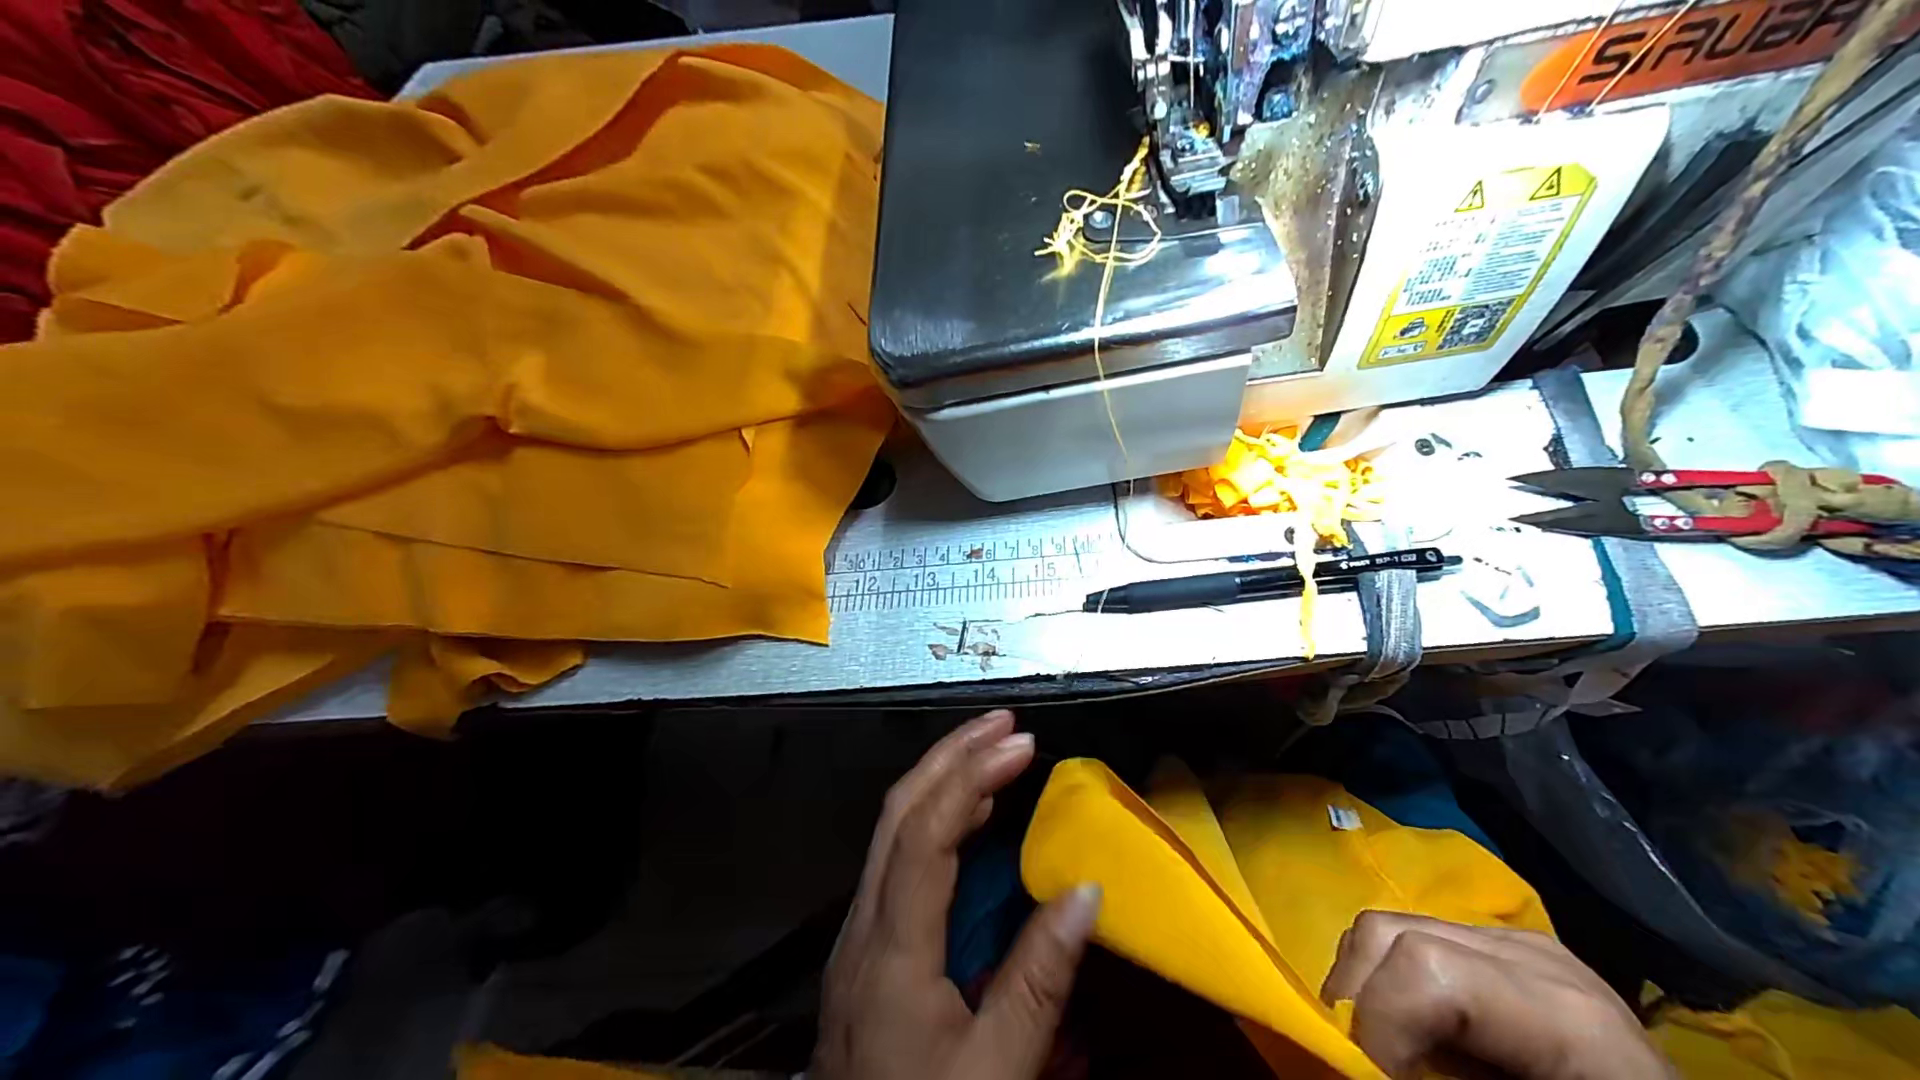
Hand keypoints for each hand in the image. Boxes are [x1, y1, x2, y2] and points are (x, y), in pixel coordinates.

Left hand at [812, 710, 1101, 1079]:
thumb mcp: (997, 1071)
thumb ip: (1040, 979)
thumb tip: (1087, 890)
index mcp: (891, 952)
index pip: (924, 835)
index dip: (972, 778)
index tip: (1021, 744)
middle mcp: (864, 925)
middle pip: (897, 812)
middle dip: (950, 755)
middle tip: (1002, 724)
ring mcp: (859, 932)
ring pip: (892, 828)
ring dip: (942, 779)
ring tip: (994, 753)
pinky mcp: (868, 945)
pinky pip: (898, 857)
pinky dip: (937, 819)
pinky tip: (971, 819)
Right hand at [1322, 912, 1675, 1079]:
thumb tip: (1361, 1069)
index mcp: (1563, 1014)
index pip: (1424, 967)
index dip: (1376, 1021)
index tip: (1366, 1076)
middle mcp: (1530, 955)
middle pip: (1388, 934)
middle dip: (1354, 1000)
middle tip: (1360, 1063)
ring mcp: (1514, 942)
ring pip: (1387, 928)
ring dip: (1364, 989)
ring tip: (1386, 1051)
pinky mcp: (1501, 947)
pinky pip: (1412, 939)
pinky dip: (1389, 983)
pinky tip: (1421, 1036)